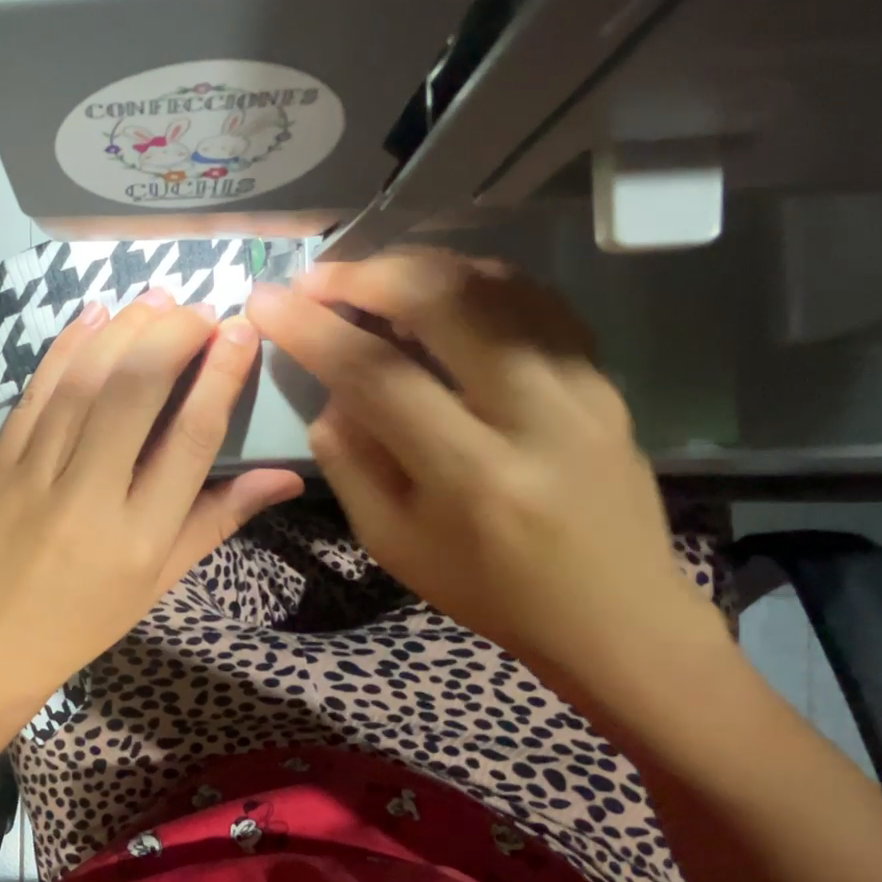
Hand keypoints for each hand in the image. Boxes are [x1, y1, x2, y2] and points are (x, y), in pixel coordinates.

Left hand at [0, 291, 303, 704]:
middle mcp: (86, 498)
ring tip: (156, 300)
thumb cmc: (85, 621)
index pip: (188, 441)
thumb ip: (218, 519)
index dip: (220, 378)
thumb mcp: (159, 581)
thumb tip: (288, 474)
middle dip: (170, 339)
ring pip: (82, 385)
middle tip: (200, 308)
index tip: (240, 330)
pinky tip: (92, 318)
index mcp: (137, 537)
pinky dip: (64, 350)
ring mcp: (33, 476)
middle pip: (132, 396)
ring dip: (121, 333)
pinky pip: (35, 395)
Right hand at [248, 251, 719, 671]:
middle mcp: (534, 416)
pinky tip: (440, 292)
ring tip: (372, 281)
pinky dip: (476, 282)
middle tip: (321, 280)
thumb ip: (348, 460)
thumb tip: (329, 390)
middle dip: (370, 275)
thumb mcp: (390, 541)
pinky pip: (535, 302)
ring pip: (498, 285)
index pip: (378, 374)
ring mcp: (581, 388)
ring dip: (421, 268)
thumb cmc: (484, 588)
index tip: (268, 299)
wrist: (613, 613)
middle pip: (448, 302)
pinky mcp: (604, 378)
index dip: (313, 330)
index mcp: (469, 474)